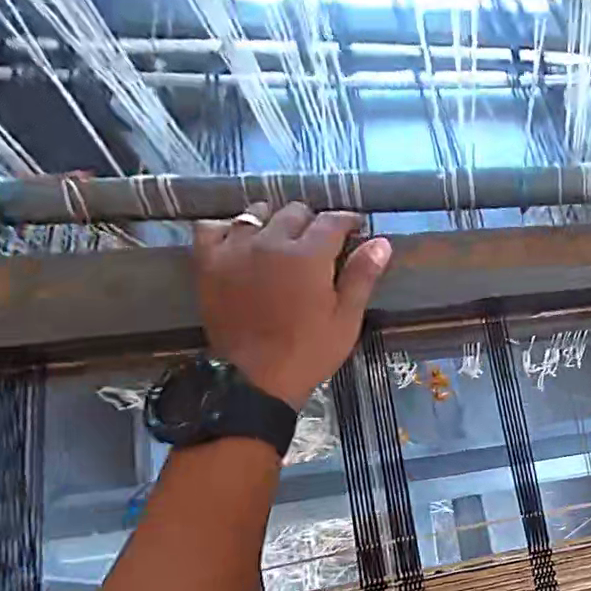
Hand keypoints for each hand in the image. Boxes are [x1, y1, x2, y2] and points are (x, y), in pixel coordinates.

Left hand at [193, 202, 391, 409]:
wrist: (256, 378)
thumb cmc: (309, 352)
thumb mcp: (346, 319)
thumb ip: (362, 277)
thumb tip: (381, 242)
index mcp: (309, 255)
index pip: (332, 221)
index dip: (348, 221)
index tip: (356, 229)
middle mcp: (270, 241)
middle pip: (295, 212)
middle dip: (312, 223)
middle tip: (320, 243)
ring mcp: (235, 248)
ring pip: (256, 213)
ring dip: (274, 220)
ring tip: (281, 240)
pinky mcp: (208, 261)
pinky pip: (213, 226)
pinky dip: (228, 228)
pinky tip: (239, 241)